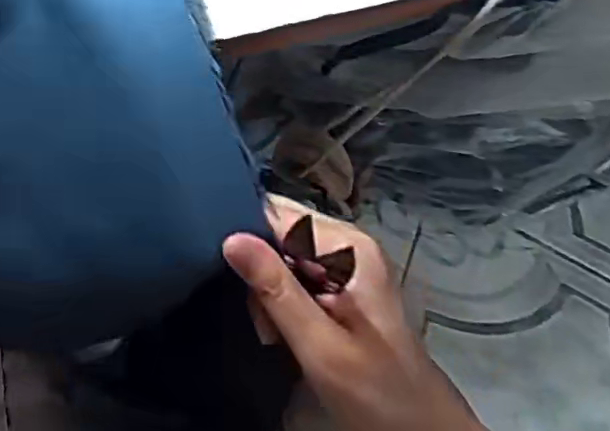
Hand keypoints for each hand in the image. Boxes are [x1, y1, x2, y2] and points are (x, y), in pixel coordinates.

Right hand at [223, 196, 484, 430]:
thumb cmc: (380, 395)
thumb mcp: (321, 347)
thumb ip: (276, 289)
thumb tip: (230, 238)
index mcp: (348, 244)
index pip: (276, 214)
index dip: (251, 244)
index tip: (245, 288)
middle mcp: (346, 242)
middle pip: (277, 233)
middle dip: (261, 274)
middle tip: (267, 324)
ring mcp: (345, 264)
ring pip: (281, 256)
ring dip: (269, 294)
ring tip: (277, 336)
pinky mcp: (341, 285)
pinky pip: (294, 274)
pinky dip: (282, 302)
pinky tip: (288, 333)